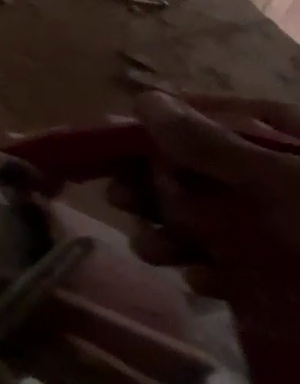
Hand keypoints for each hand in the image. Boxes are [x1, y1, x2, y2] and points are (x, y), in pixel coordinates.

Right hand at [111, 91, 299, 296]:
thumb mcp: (289, 180)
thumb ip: (213, 143)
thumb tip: (144, 100)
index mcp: (294, 140)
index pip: (207, 115)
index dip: (152, 127)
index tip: (102, 144)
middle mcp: (289, 176)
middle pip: (198, 169)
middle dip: (153, 187)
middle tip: (120, 202)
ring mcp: (294, 229)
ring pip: (210, 218)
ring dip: (169, 232)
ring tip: (154, 252)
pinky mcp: (296, 275)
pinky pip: (238, 263)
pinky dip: (211, 271)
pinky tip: (202, 283)